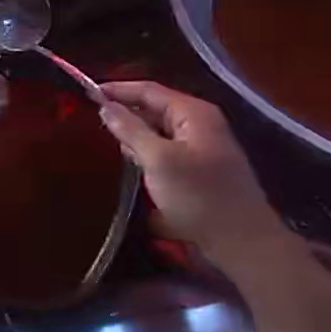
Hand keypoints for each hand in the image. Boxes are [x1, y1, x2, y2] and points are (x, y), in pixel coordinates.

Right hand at [98, 81, 285, 264]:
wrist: (243, 242)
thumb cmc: (200, 196)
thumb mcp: (159, 161)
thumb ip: (131, 130)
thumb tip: (106, 106)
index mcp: (193, 112)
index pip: (149, 90)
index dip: (118, 89)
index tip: (87, 92)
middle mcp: (199, 123)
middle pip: (155, 109)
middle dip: (126, 113)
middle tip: (92, 120)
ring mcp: (202, 147)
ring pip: (160, 132)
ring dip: (136, 136)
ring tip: (106, 142)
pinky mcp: (200, 170)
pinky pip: (167, 152)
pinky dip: (148, 154)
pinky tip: (132, 166)